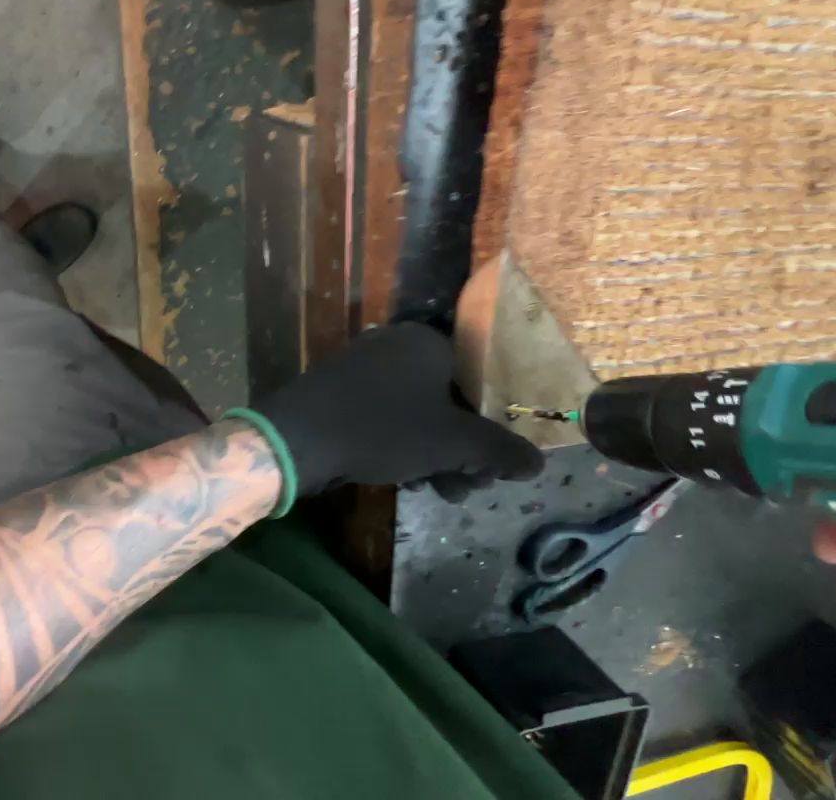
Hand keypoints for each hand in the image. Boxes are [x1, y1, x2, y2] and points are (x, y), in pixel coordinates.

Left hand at [243, 323, 543, 500]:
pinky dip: (401, 445)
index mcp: (427, 342)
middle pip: (448, 400)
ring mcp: (364, 366)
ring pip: (416, 413)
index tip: (493, 468)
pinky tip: (404, 479)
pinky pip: (385, 416)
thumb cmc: (384, 428)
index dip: (491, 427)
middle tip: (468, 488)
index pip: (478, 381)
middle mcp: (395, 345)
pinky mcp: (339, 390)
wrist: (299, 436)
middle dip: (462, 450)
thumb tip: (536, 462)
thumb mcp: (452, 443)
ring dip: (434, 455)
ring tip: (439, 493)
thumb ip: (498, 450)